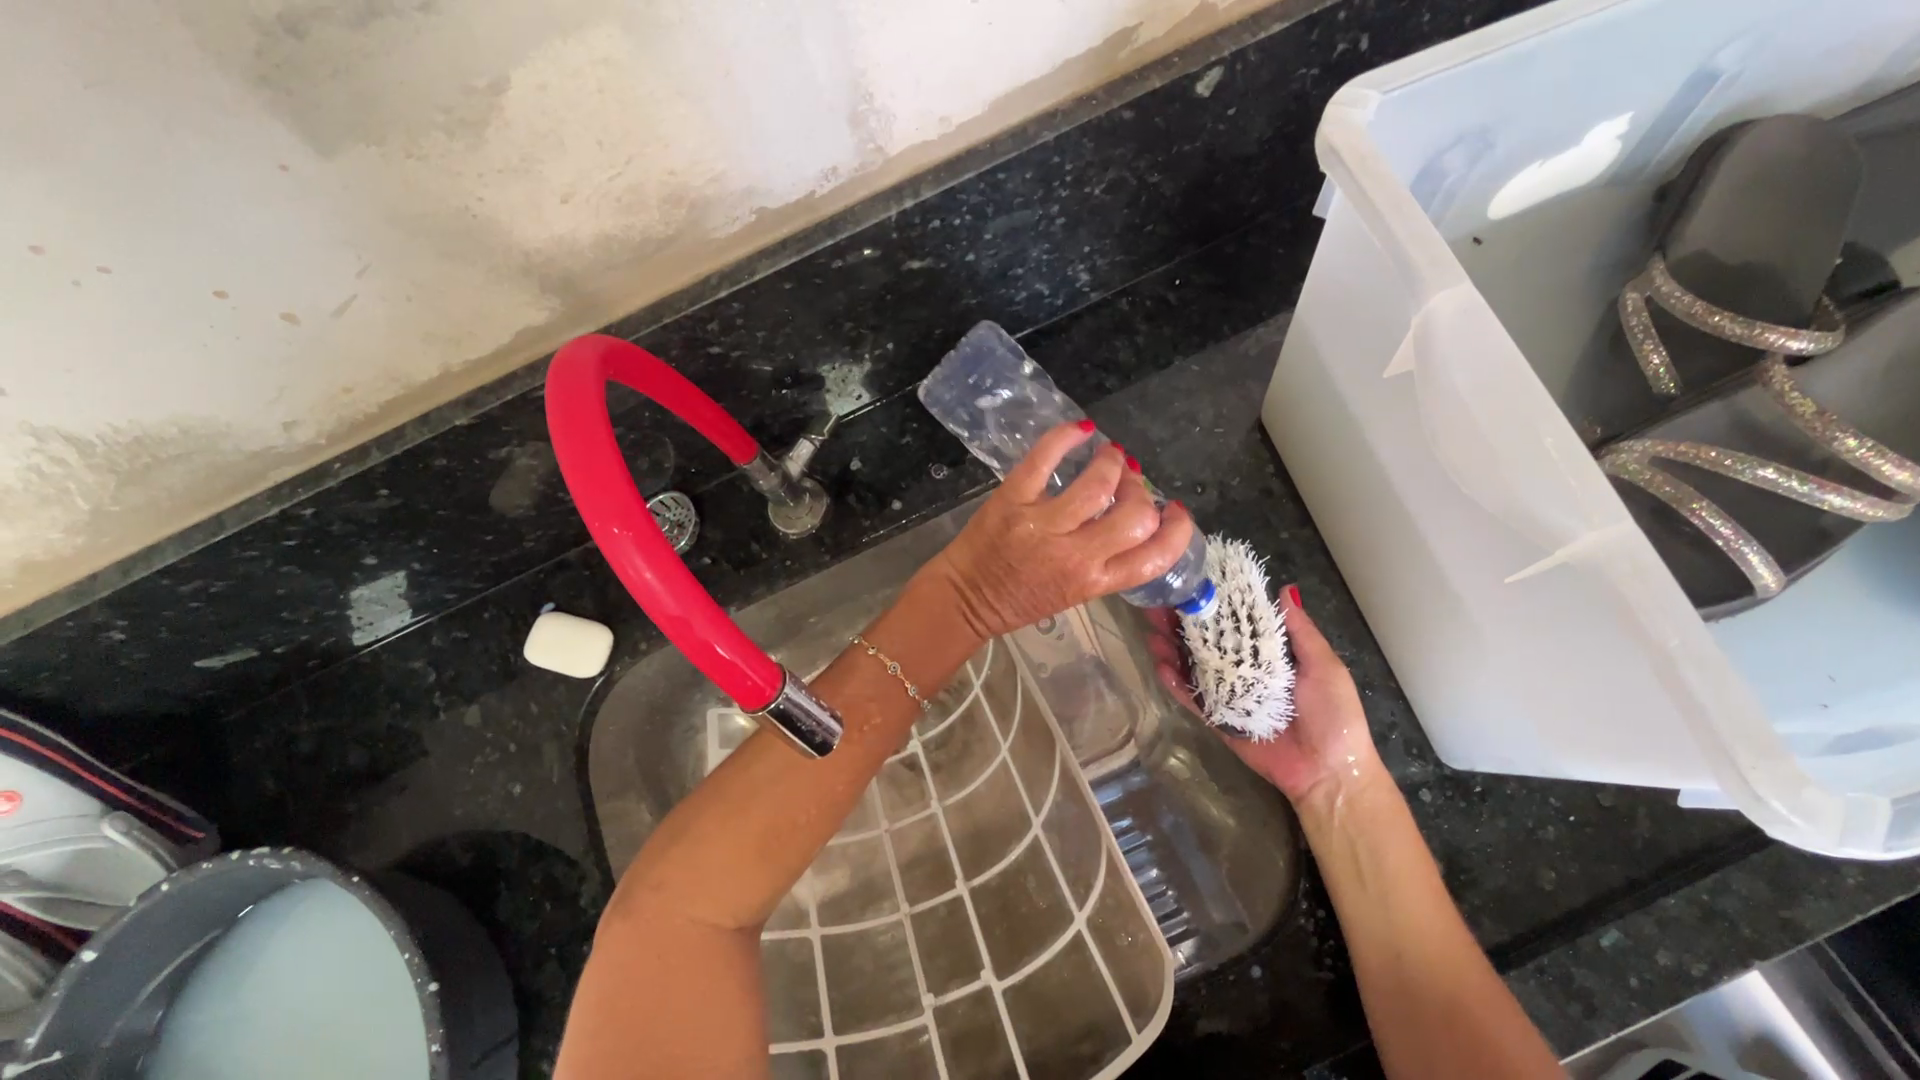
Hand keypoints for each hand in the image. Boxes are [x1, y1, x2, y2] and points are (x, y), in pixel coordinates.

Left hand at [924, 421, 1195, 639]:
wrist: (965, 600)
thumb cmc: (1021, 599)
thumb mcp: (1076, 592)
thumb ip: (1107, 562)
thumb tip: (1137, 516)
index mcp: (1094, 582)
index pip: (1155, 557)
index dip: (1178, 530)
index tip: (1175, 511)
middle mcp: (1075, 556)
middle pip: (1135, 515)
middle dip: (1139, 491)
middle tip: (1128, 482)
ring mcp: (1043, 526)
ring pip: (1098, 482)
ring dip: (1112, 461)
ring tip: (1109, 456)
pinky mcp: (1013, 500)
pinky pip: (1046, 458)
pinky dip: (1067, 436)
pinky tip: (1081, 430)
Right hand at [1145, 586, 1384, 809]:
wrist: (1328, 770)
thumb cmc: (1334, 715)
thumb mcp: (1325, 666)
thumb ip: (1301, 631)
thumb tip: (1285, 589)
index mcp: (1273, 654)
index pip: (1239, 622)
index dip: (1216, 604)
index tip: (1193, 584)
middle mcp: (1248, 670)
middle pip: (1209, 642)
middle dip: (1183, 623)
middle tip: (1159, 606)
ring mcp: (1230, 694)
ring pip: (1195, 667)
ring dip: (1173, 648)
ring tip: (1152, 631)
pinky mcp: (1219, 719)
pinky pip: (1194, 699)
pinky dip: (1176, 683)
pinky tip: (1161, 666)